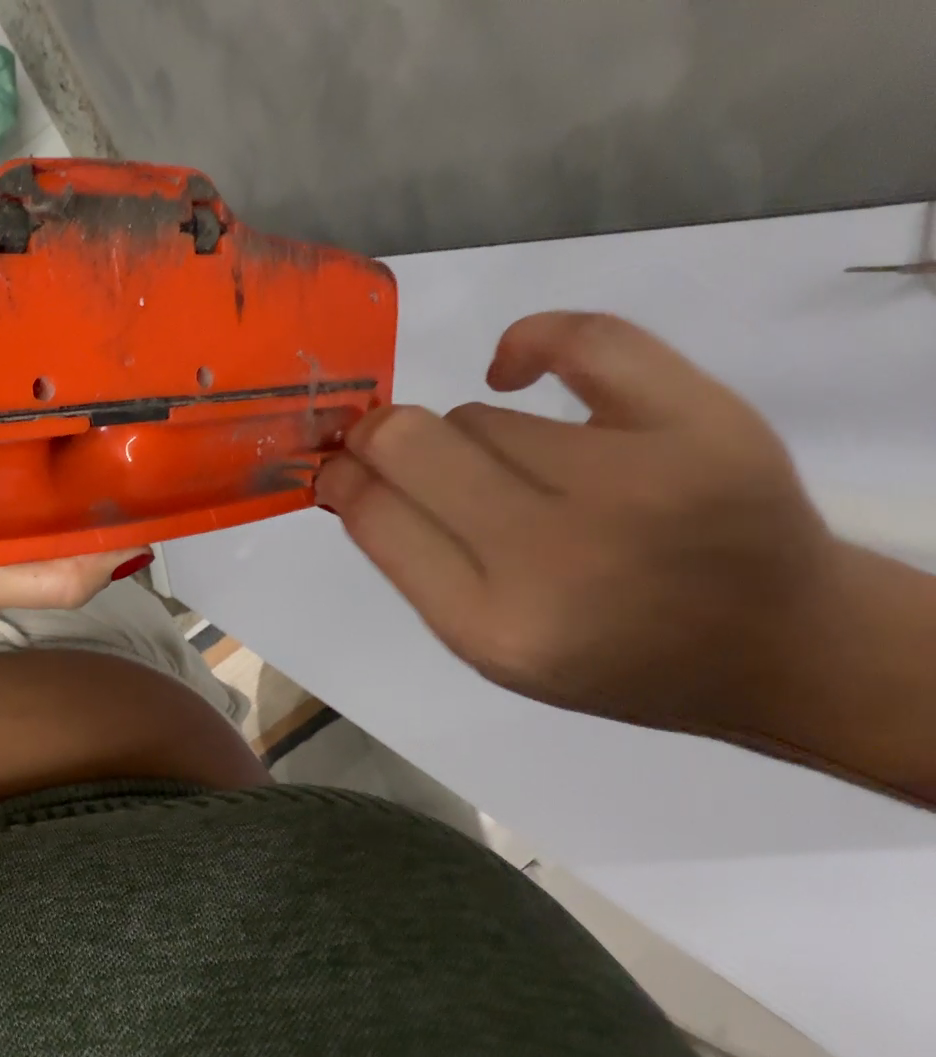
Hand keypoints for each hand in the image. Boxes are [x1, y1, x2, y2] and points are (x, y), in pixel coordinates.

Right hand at [315, 312, 837, 734]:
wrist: (778, 645)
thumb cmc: (610, 658)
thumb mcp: (487, 645)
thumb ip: (411, 562)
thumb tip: (342, 470)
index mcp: (492, 625)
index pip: (373, 512)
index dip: (340, 475)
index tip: (337, 466)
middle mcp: (558, 555)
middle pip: (411, 442)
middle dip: (380, 437)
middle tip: (392, 446)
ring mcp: (637, 482)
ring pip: (481, 413)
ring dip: (471, 436)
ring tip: (512, 470)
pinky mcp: (704, 423)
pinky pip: (584, 339)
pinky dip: (530, 339)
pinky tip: (513, 366)